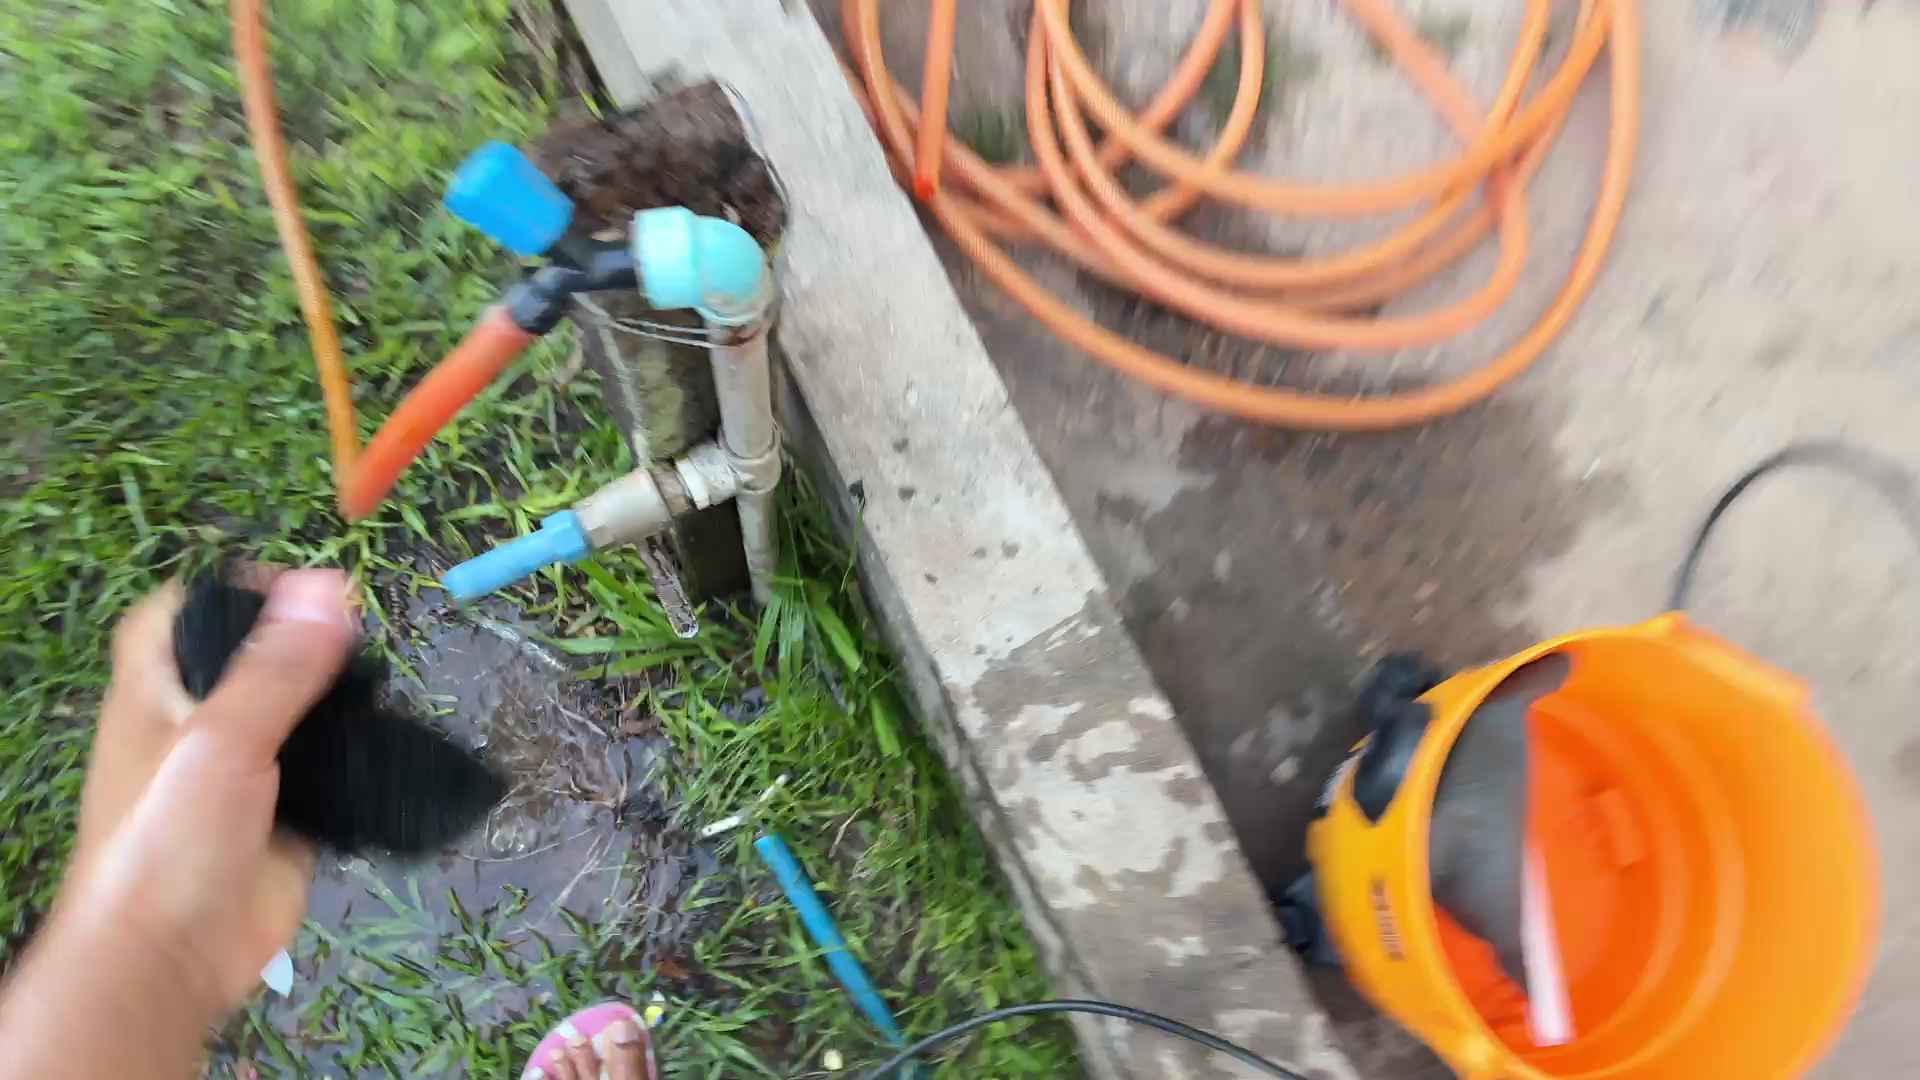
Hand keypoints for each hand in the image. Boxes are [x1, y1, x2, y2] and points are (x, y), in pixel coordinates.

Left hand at [65, 570, 353, 1011]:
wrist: (182, 953)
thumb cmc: (178, 839)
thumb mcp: (225, 741)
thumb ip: (278, 667)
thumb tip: (329, 584)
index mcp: (156, 701)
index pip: (172, 619)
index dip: (228, 592)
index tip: (302, 589)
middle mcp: (197, 724)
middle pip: (243, 655)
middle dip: (299, 634)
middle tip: (360, 631)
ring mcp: (245, 763)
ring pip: (291, 702)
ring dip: (334, 683)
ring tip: (381, 672)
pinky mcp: (288, 796)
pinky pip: (324, 748)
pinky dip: (354, 731)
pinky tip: (388, 725)